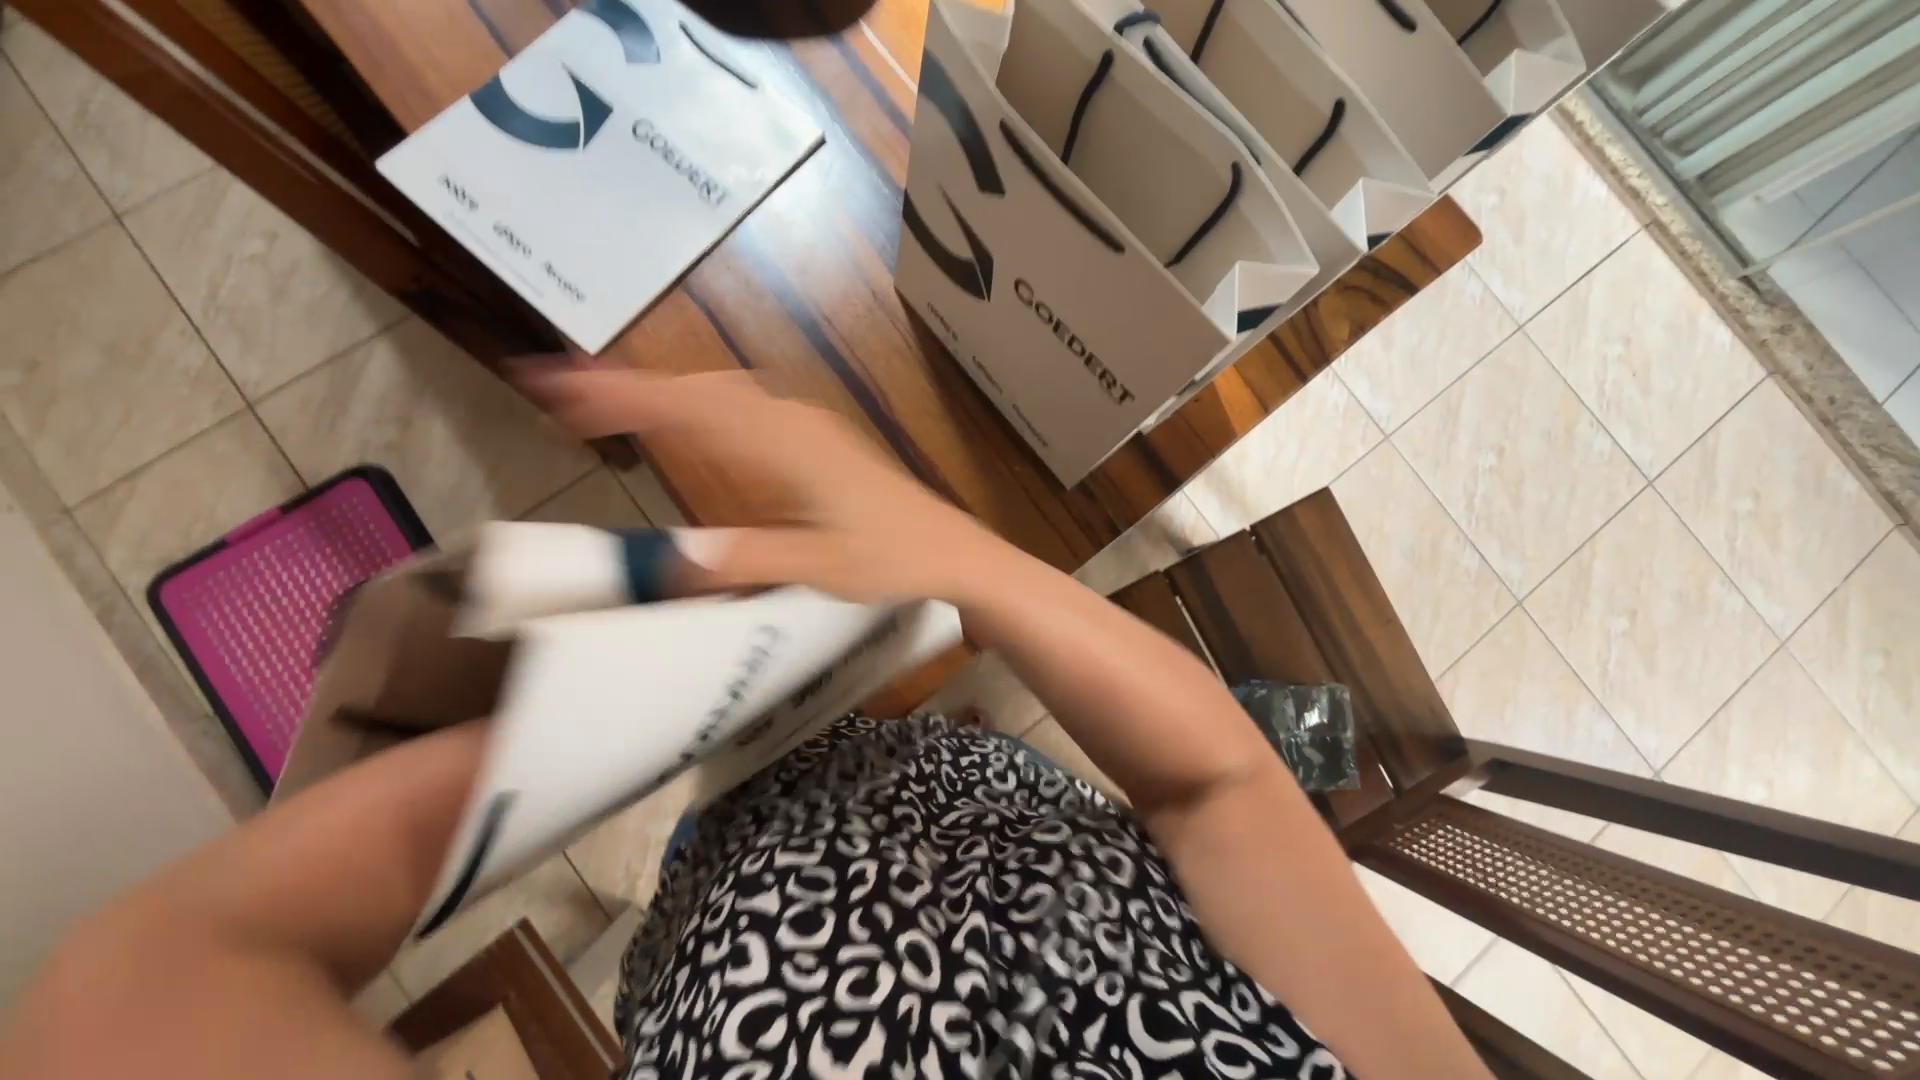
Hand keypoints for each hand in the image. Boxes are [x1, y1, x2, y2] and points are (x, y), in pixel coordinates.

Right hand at [517, 363, 1018, 603]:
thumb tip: (668, 560)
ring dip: (671, 392)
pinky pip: (750, 409)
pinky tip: (697, 423)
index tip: (556, 384)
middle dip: (634, 386)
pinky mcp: (821, 442)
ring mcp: (810, 428)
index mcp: (786, 445)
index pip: (689, 407)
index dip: (621, 394)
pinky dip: (707, 407)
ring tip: (613, 401)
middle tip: (564, 388)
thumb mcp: (820, 569)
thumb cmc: (894, 559)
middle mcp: (793, 423)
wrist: (954, 552)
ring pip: (727, 393)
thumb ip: (747, 561)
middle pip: (702, 389)